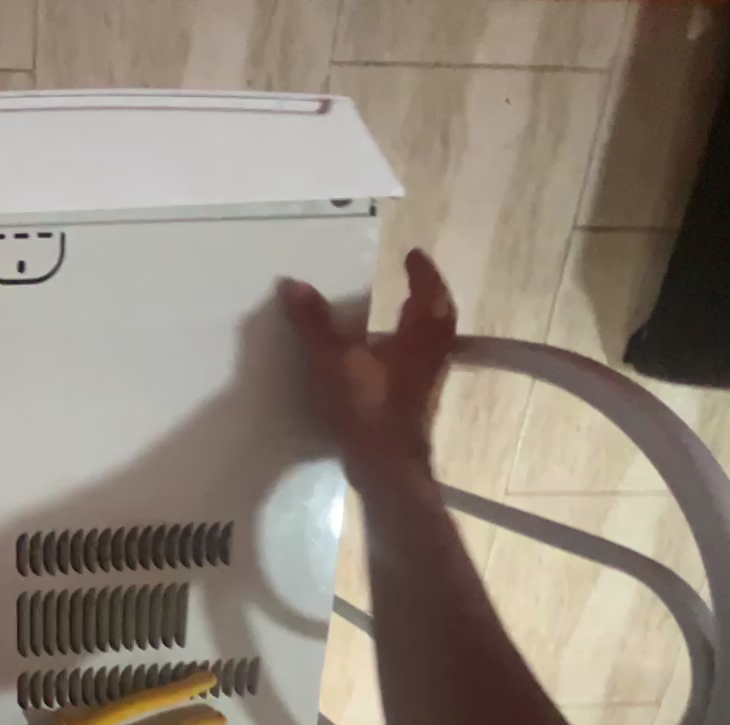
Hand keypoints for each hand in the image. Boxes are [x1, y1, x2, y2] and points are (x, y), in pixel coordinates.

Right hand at [279, 249, 457, 488]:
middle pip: (437, 317)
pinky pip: (416, 365)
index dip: (421, 272)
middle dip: (426, 297)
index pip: (427, 292)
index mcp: (420, 335)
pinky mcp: (415, 404)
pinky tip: (383, 362)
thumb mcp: (333, 360)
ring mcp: (426, 382)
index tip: (413, 255)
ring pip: (430, 343)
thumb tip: (292, 283)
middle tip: (412, 283)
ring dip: (418, 325)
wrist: (387, 464)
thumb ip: (314, 322)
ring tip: (398, 317)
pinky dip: (405, 353)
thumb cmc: (367, 407)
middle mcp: (431, 354)